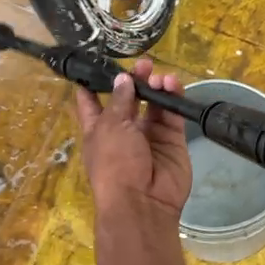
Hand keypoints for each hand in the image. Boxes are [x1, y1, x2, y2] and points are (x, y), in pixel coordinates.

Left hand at [73, 59, 191, 223]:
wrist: (143, 202)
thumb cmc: (115, 164)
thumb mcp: (109, 128)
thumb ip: (120, 101)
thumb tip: (124, 79)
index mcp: (98, 130)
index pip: (91, 102)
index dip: (92, 84)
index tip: (95, 63)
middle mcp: (124, 131)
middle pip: (129, 98)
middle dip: (134, 79)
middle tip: (144, 64)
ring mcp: (150, 135)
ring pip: (153, 103)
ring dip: (156, 86)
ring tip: (160, 77)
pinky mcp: (173, 138)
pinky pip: (173, 113)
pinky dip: (173, 96)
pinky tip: (172, 84)